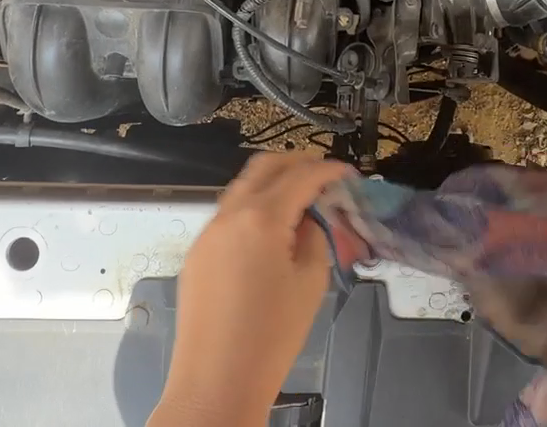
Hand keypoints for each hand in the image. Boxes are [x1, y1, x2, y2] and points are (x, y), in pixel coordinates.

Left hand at [153, 151, 352, 426]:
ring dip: (274, 181)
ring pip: (244, 185)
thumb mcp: (311, 280)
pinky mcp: (197, 254)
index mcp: (261, 218)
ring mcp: (208, 233)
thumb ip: (314, 235)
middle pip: (266, 165)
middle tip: (324, 176)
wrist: (215, 384)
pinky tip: (271, 230)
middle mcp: (230, 215)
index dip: (330, 170)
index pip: (302, 175)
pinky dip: (254, 205)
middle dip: (298, 163)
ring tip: (300, 199)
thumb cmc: (271, 335)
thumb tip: (310, 216)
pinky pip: (229, 213)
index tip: (349, 174)